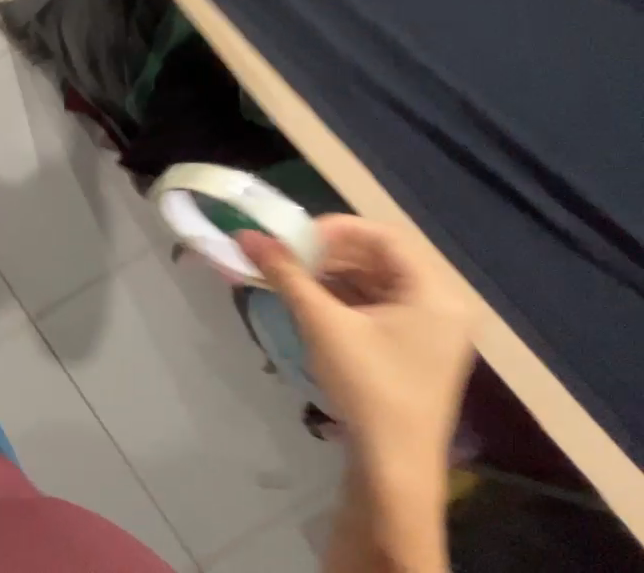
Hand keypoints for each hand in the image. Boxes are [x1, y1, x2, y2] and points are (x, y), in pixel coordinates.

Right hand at [240, 216, 475, 469]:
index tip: (290, 239)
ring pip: (372, 278)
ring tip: (284, 275)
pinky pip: (373, 301)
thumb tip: (246, 234)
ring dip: (326, 272)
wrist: (394, 457)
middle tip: (280, 255)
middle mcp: (441, 303)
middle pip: (378, 256)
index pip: (383, 236)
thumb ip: (285, 273)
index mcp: (435, 293)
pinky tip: (305, 297)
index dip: (333, 229)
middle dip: (324, 251)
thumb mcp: (321, 323)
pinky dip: (338, 293)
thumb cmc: (368, 383)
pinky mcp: (412, 342)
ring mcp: (429, 325)